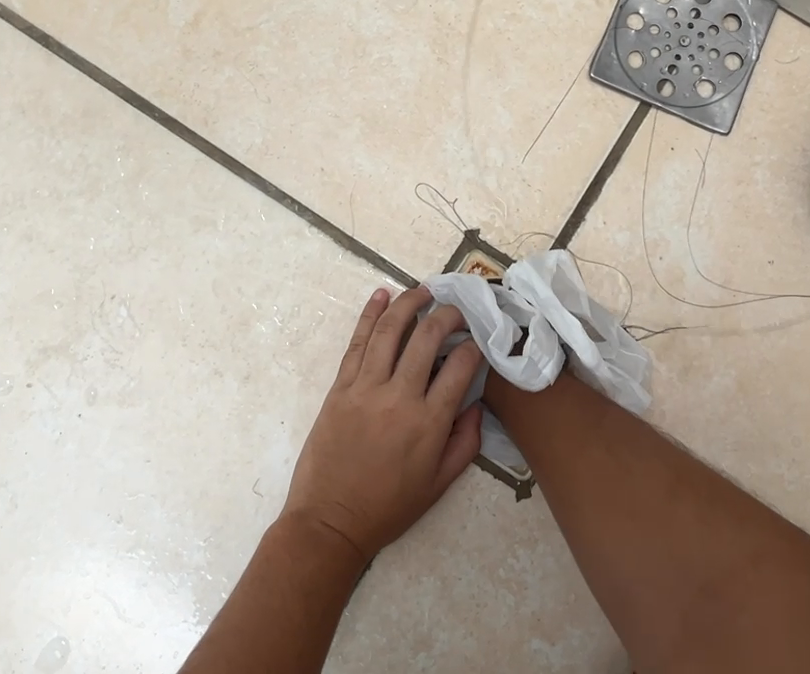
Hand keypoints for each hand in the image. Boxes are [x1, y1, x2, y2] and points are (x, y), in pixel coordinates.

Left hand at [281, 286, 484, 562]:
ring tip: (425, 290)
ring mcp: (366, 388)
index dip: (475, 346)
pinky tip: (382, 294)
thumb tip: (477, 404)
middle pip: (428, 337)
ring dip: (409, 303)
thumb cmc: (389, 507)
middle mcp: (400, 396)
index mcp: (429, 422)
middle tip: (458, 309)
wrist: (330, 521)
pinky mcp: (340, 387)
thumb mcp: (440, 484)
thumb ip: (465, 442)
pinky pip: (357, 343)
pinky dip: (370, 314)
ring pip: (390, 331)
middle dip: (448, 315)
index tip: (479, 340)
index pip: (461, 366)